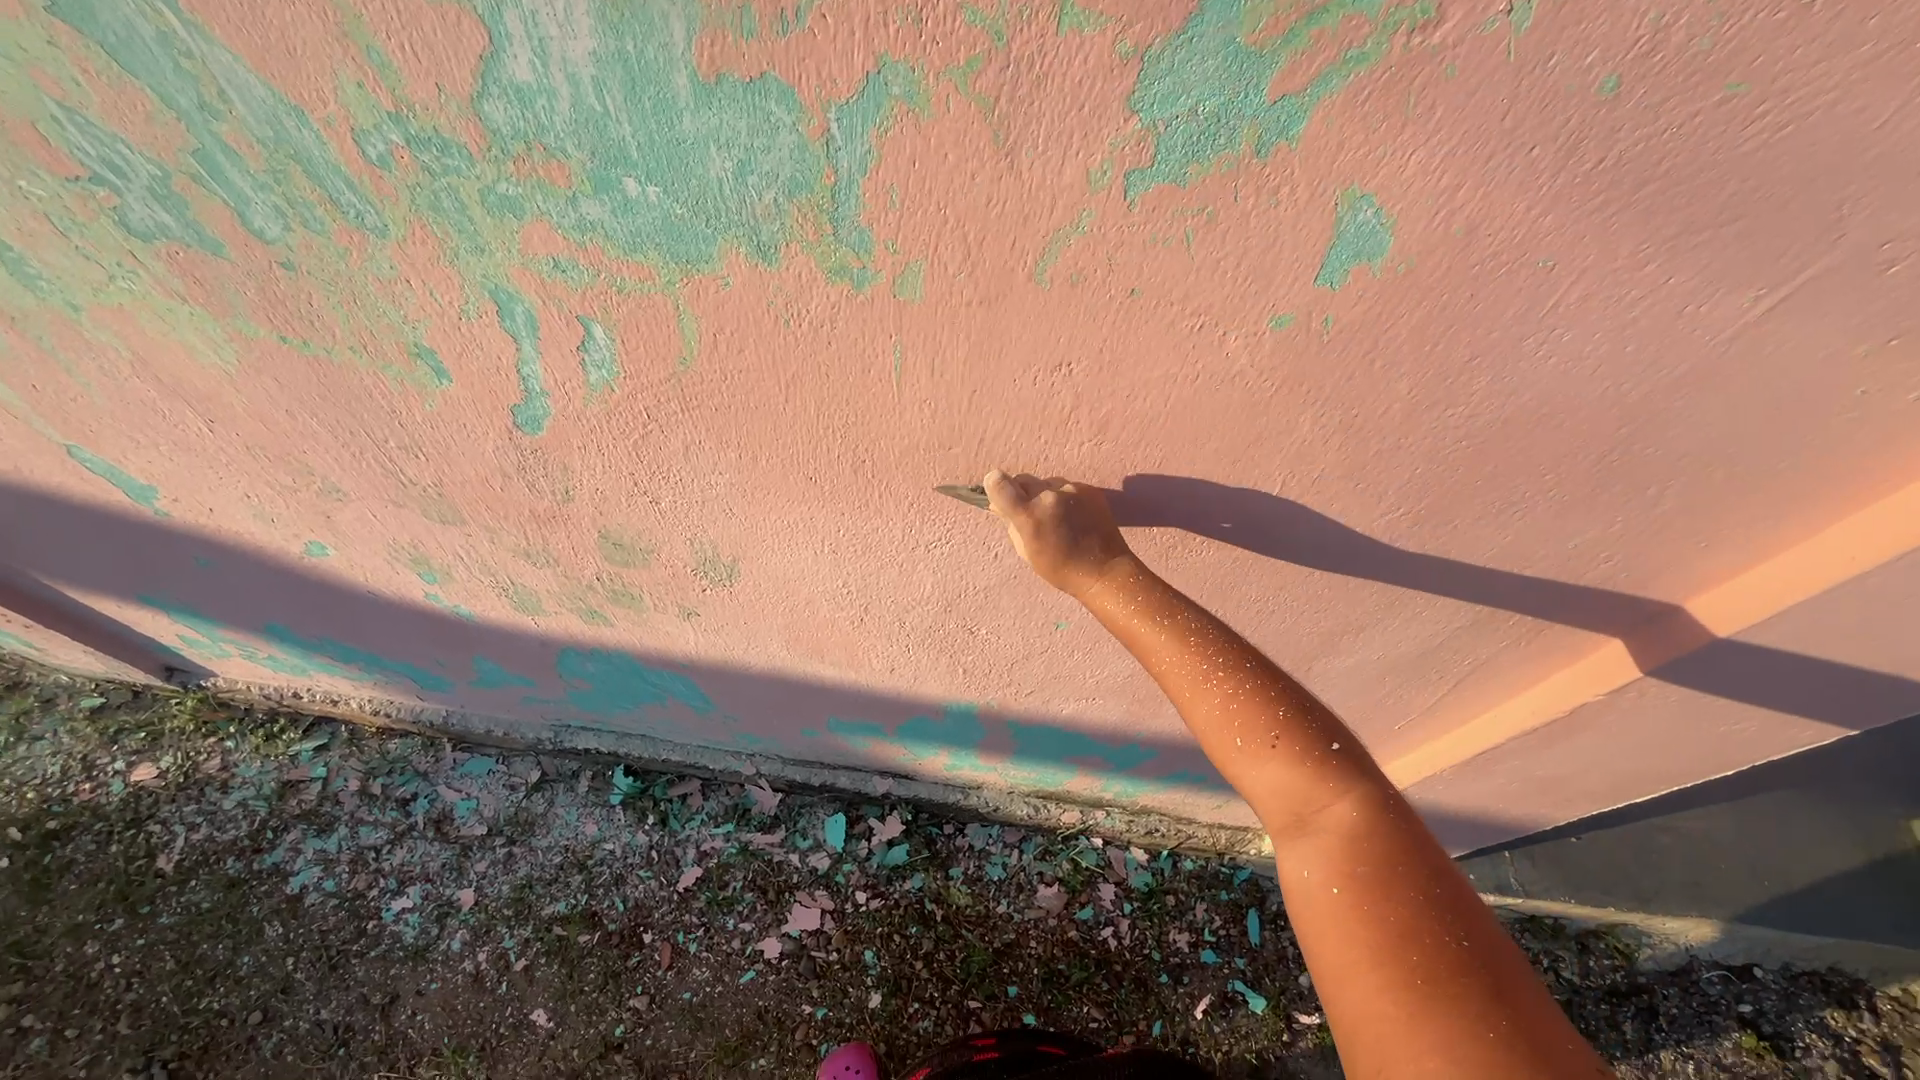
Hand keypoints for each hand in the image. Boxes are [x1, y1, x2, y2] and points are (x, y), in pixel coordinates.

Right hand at [984, 471, 1136, 597]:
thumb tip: (1000, 505)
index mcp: (1029, 514)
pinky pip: (1067, 487)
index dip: (995, 486)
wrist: (1104, 571)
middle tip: (1030, 513)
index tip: (1000, 497)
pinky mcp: (1089, 489)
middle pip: (1022, 479)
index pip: (999, 482)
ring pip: (1046, 483)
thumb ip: (1011, 523)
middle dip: (1020, 493)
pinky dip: (1064, 498)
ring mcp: (1072, 490)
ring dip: (1044, 495)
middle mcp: (1049, 496)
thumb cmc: (1060, 569)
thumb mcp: (1025, 551)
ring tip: (1056, 517)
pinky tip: (1073, 517)